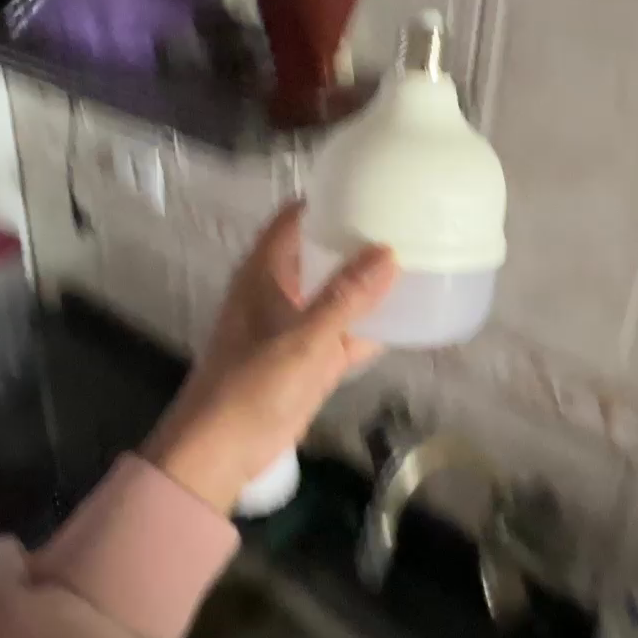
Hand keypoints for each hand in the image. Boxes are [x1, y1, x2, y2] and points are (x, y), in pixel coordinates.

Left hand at [142, 203, 395, 511]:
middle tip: (405, 220)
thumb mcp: (302, 340)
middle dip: (356, 238)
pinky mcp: (310, 360)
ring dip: (366, 282)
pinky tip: (407, 317)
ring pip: (336, 293)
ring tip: (415, 259)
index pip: (294, 218)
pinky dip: (371, 327)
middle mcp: (279, 292)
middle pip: (320, 252)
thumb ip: (345, 298)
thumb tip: (389, 252)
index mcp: (263, 273)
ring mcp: (295, 327)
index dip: (325, 198)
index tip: (369, 184)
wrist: (221, 453)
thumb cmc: (251, 387)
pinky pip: (346, 333)